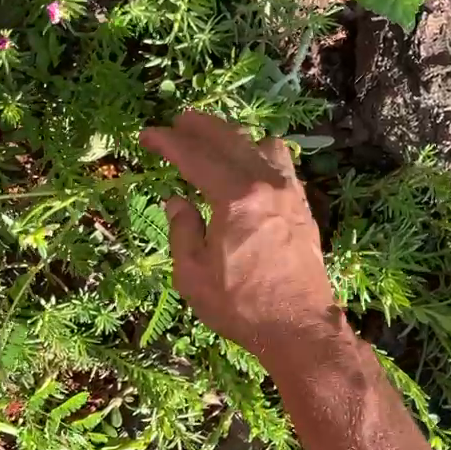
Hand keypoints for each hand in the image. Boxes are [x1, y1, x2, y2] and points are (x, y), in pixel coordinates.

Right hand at [140, 111, 340, 361]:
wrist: (298, 327)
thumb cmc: (239, 305)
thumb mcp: (193, 274)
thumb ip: (182, 230)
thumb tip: (176, 202)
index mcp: (235, 198)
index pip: (195, 157)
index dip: (168, 142)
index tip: (148, 134)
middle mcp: (266, 184)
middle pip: (229, 140)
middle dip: (200, 127)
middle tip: (177, 122)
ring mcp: (289, 193)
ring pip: (261, 145)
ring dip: (233, 137)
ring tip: (214, 142)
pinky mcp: (302, 207)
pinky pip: (281, 164)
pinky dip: (259, 154)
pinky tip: (249, 166)